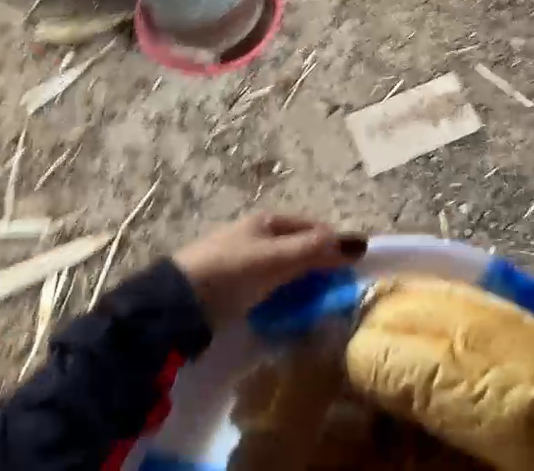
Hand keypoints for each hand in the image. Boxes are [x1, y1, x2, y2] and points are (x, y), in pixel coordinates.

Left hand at [172, 214, 365, 327]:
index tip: (350, 273)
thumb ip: (315, 250)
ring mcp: (240, 259)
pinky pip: (266, 286)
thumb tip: (360, 242)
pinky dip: (279, 296)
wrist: (173, 305)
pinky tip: (282, 312)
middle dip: (317, 266)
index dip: (334, 245)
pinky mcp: (228, 285)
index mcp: (268, 220)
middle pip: (298, 247)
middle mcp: (255, 234)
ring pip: (282, 268)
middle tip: (333, 295)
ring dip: (299, 284)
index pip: (313, 227)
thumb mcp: (277, 260)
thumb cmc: (230, 274)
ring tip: (312, 308)